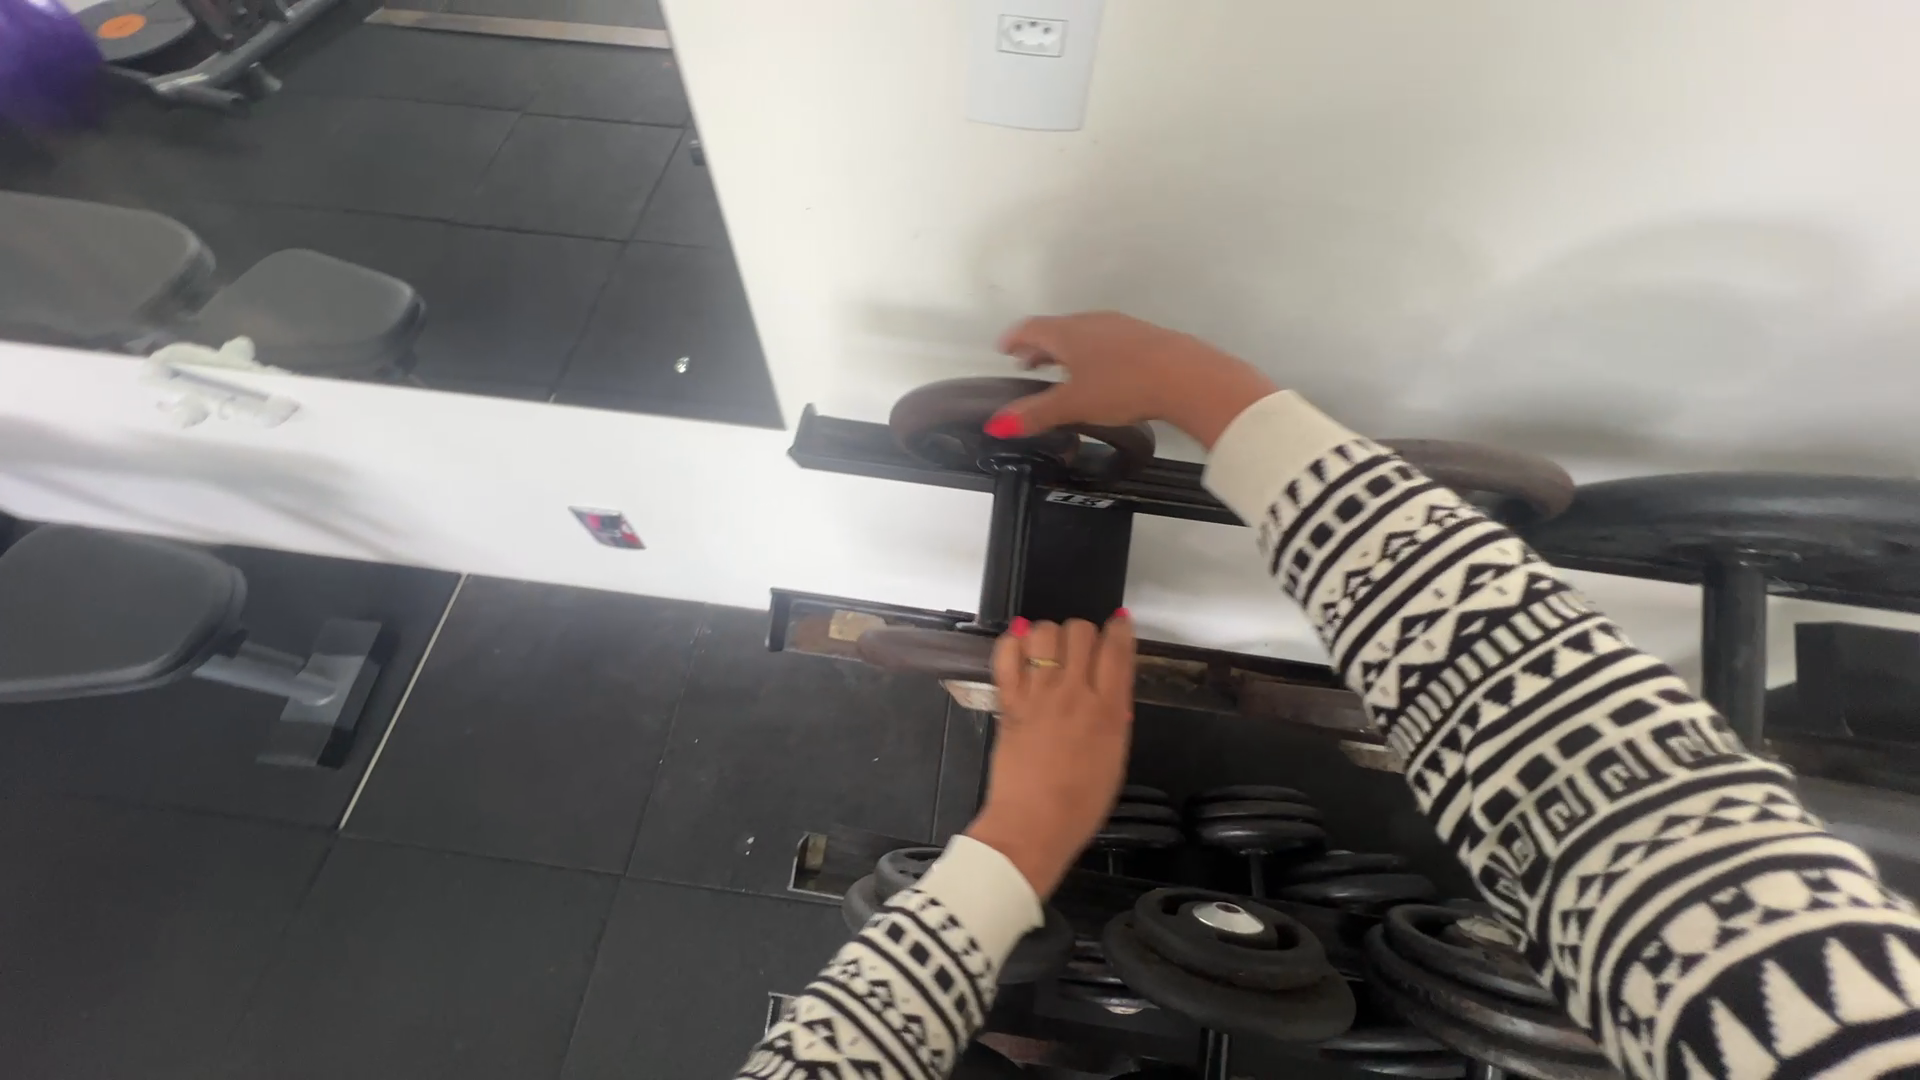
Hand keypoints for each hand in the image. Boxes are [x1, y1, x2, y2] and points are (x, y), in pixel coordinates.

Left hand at [965, 614, 1137, 898]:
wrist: (1033, 825)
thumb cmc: (1081, 802)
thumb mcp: (1115, 757)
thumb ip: (1113, 716)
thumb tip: (1109, 689)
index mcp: (1109, 710)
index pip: (1117, 649)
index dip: (1120, 628)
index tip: (1118, 623)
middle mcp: (1075, 693)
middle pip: (1081, 631)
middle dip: (1084, 632)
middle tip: (1081, 649)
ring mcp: (1038, 694)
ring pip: (1044, 633)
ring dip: (1049, 634)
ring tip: (1050, 651)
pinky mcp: (1008, 701)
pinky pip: (1007, 655)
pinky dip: (1013, 644)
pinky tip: (1021, 649)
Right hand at [988, 312, 1280, 447]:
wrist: (1186, 376)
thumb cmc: (1123, 386)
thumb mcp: (1073, 404)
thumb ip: (1036, 414)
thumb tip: (996, 424)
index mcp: (1068, 333)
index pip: (1031, 328)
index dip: (1014, 339)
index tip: (1004, 348)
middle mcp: (1092, 322)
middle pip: (1056, 330)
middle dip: (1039, 346)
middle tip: (1027, 363)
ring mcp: (1121, 328)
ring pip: (1083, 334)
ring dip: (1066, 350)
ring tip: (1061, 370)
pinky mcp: (1145, 338)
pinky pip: (1107, 341)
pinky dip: (1091, 353)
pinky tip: (1101, 373)